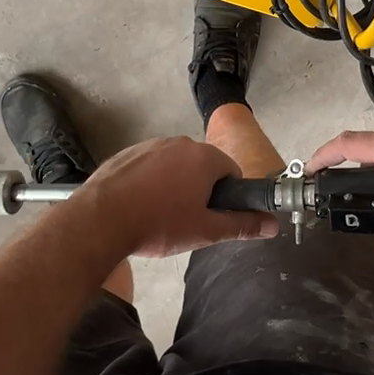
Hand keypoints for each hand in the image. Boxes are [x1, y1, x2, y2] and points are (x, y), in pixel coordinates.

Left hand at [81, 136, 277, 257]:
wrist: (100, 219)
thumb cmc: (159, 224)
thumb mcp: (206, 231)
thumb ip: (242, 225)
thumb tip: (273, 224)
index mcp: (205, 157)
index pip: (232, 172)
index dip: (227, 197)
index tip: (212, 218)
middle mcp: (181, 143)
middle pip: (203, 167)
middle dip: (200, 191)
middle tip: (186, 221)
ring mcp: (152, 144)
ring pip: (175, 166)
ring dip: (175, 185)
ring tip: (159, 216)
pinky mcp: (128, 152)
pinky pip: (150, 166)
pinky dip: (150, 182)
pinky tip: (138, 206)